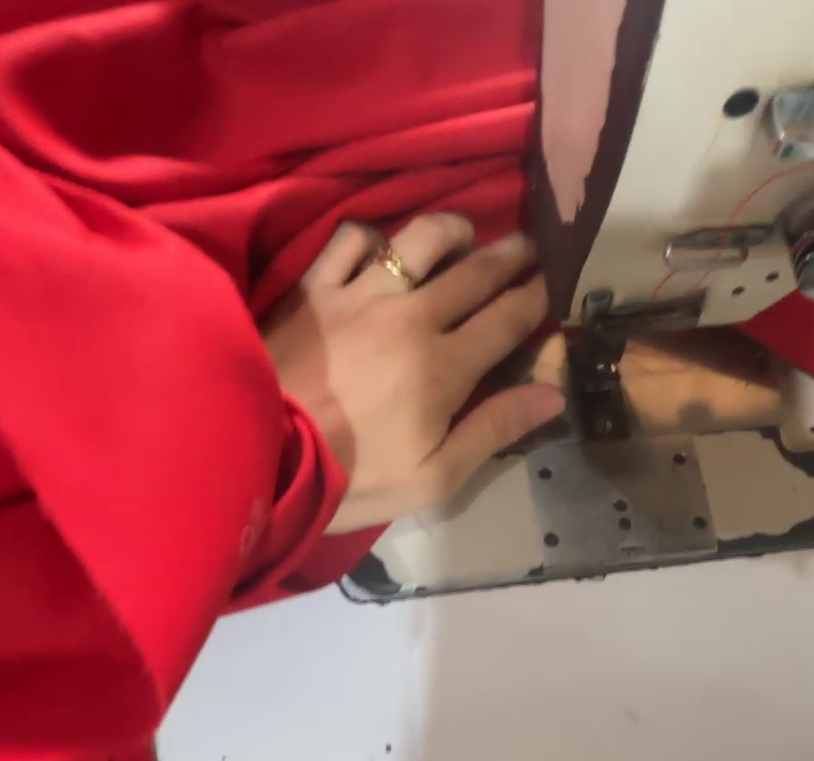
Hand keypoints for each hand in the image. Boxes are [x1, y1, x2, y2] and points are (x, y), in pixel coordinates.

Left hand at [263, 214, 565, 533]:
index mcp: (446, 367)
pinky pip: (351, 240)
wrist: (261, 458)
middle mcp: (411, 317)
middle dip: (511, 256)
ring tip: (465, 234)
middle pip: (474, 273)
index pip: (506, 319)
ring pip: (418, 240)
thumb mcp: (435, 476)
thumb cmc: (355, 477)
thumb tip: (553, 394)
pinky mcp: (315, 288)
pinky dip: (373, 237)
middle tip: (530, 246)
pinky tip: (383, 247)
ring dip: (452, 231)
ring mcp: (360, 295)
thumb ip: (495, 429)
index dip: (535, 299)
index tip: (552, 285)